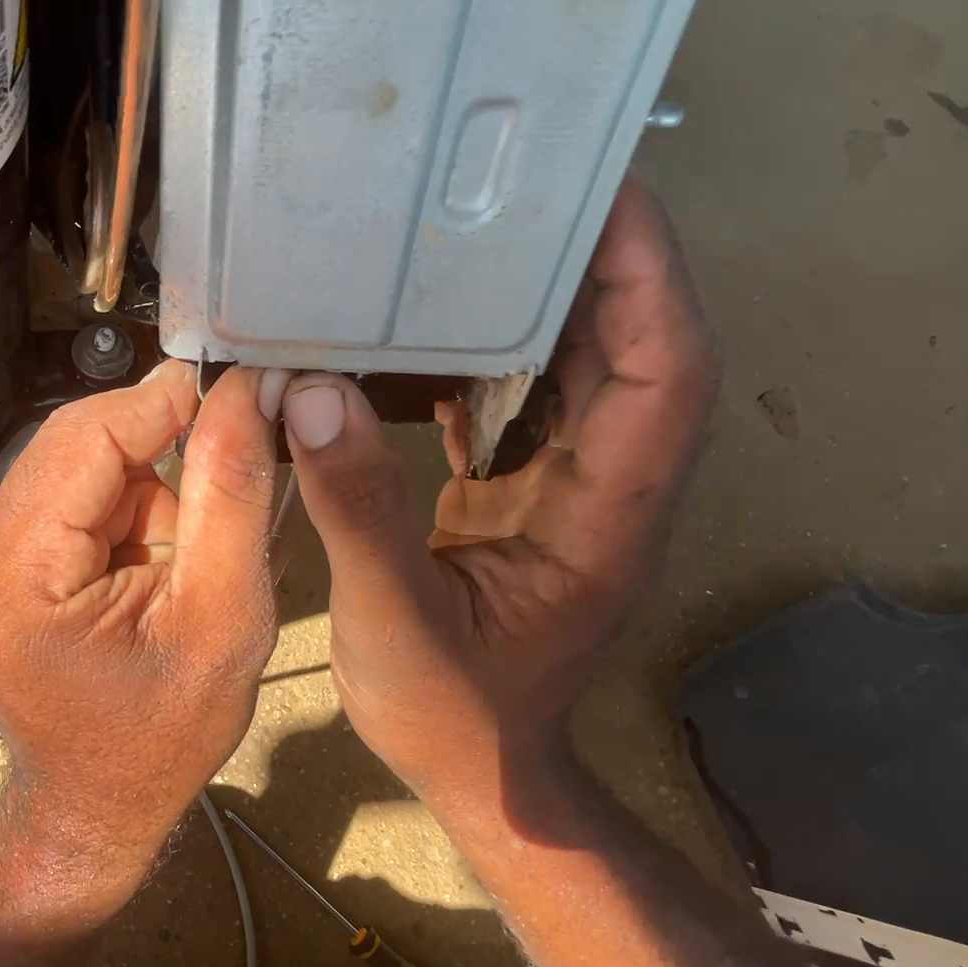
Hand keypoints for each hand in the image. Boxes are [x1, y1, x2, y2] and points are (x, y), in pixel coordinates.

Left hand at [0, 361, 281, 893]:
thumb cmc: (159, 740)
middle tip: (217, 511)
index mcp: (12, 575)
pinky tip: (144, 574)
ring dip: (143, 499)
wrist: (91, 808)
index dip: (166, 404)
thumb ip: (229, 497)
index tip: (242, 393)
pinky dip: (119, 522)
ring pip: (79, 473)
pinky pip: (67, 505)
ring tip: (175, 571)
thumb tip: (241, 390)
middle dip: (159, 465)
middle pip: (77, 448)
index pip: (87, 435)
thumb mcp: (221, 621)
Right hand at [278, 176, 718, 797]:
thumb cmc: (453, 715)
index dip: (643, 278)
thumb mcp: (395, 619)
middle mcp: (599, 491)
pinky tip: (410, 341)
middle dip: (579, 267)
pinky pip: (511, 406)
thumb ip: (360, 508)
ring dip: (521, 307)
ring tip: (451, 251)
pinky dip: (473, 361)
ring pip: (566, 373)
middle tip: (502, 198)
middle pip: (620, 352)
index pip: (659, 375)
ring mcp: (560, 493)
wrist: (476, 770)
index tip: (596, 196)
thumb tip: (308, 392)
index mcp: (602, 520)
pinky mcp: (516, 498)